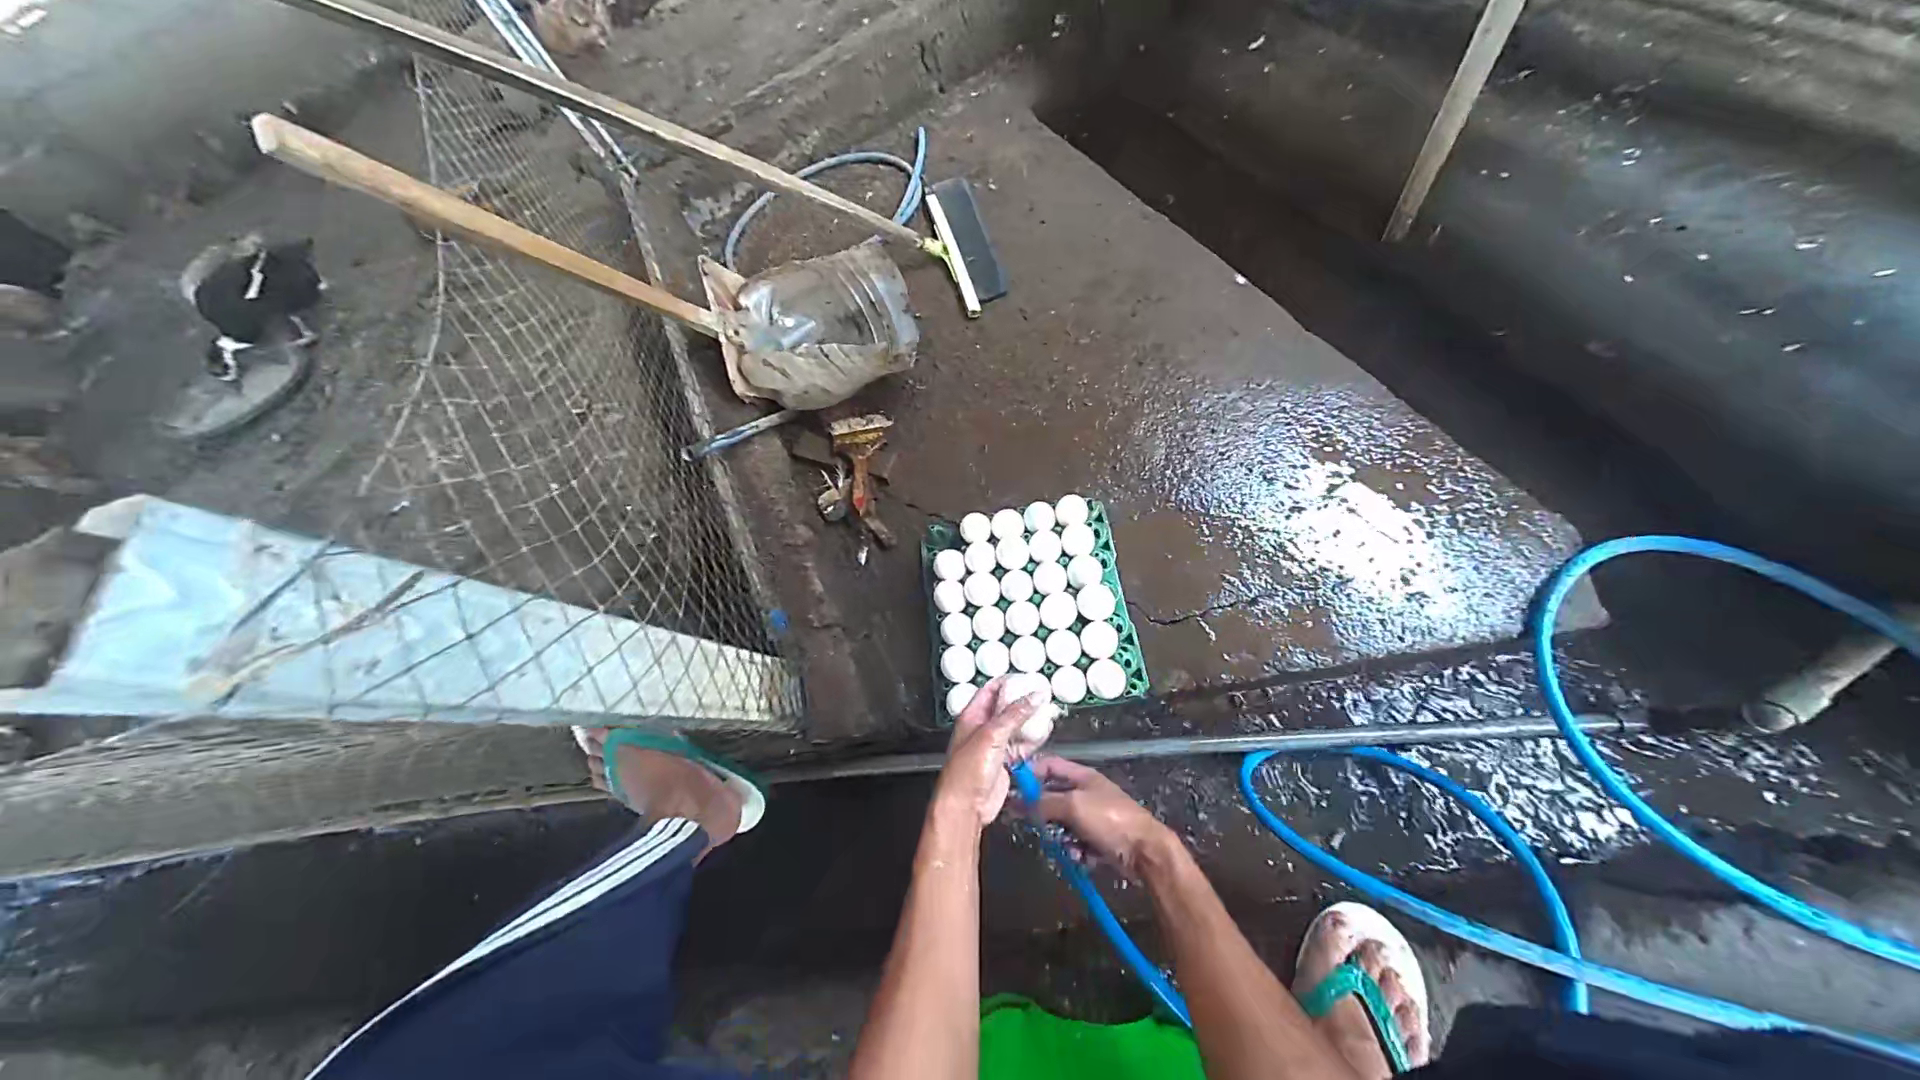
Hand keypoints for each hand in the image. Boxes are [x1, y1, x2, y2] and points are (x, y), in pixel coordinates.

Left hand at [932, 676, 1058, 829]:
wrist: (966, 806)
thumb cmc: (966, 771)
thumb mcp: (992, 735)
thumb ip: (1015, 714)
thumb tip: (1034, 696)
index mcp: (972, 717)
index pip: (990, 691)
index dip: (1008, 682)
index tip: (1027, 678)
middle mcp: (982, 729)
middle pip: (1006, 708)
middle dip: (1024, 701)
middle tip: (1042, 693)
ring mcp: (994, 746)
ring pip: (1016, 727)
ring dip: (1031, 720)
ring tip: (1048, 709)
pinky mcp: (1004, 763)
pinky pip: (1021, 746)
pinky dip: (1033, 739)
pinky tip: (1044, 731)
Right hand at [1027, 756, 1176, 877]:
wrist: (1146, 852)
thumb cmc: (1109, 820)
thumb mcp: (1072, 806)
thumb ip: (1043, 803)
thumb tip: (1017, 802)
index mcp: (1082, 776)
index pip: (1049, 765)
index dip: (1030, 773)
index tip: (1012, 789)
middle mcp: (1086, 793)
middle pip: (1053, 796)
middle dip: (1042, 811)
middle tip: (1031, 824)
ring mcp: (1093, 817)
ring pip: (1062, 823)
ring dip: (1060, 836)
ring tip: (1064, 845)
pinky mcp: (1098, 839)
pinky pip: (1075, 842)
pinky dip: (1075, 849)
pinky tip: (1080, 856)